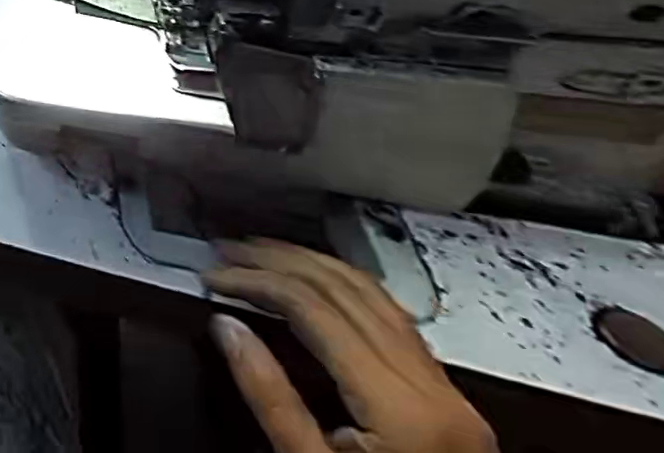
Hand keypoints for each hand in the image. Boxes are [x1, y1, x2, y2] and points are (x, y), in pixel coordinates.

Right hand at [204, 239, 495, 452]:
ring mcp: (448, 391)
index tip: (214, 278)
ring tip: (261, 252)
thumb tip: (227, 328)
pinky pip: (391, 315)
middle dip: (276, 261)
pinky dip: (344, 285)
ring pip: (370, 292)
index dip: (256, 281)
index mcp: (401, 411)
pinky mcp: (448, 397)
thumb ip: (271, 401)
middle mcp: (433, 389)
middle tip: (228, 252)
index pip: (313, 309)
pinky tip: (315, 279)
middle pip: (341, 289)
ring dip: (309, 263)